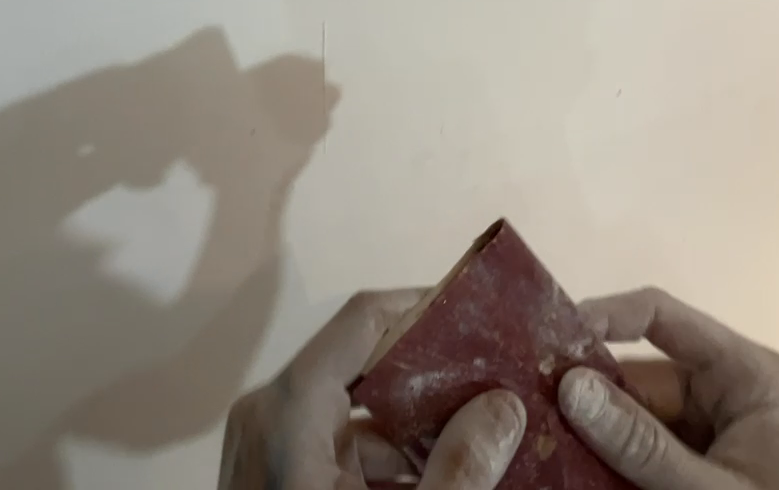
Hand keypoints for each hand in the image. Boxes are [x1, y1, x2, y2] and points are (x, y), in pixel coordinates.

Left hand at [221, 289, 527, 489]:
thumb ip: (458, 472)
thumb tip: (505, 407)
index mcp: (290, 407)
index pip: (363, 320)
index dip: (422, 306)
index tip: (478, 313)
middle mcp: (274, 408)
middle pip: (364, 360)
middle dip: (433, 371)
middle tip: (493, 371)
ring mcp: (273, 440)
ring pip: (358, 405)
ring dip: (418, 419)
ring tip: (483, 424)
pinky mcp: (281, 470)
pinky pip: (344, 442)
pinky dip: (392, 456)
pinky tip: (444, 472)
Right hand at [556, 288, 778, 489]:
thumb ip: (644, 446)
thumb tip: (569, 385)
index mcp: (744, 373)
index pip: (660, 314)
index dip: (604, 314)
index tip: (550, 334)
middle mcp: (724, 391)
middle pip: (638, 375)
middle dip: (589, 392)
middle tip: (531, 402)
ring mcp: (711, 432)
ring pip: (634, 417)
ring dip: (594, 432)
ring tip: (541, 433)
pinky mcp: (701, 468)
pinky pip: (644, 452)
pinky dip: (613, 461)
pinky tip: (572, 464)